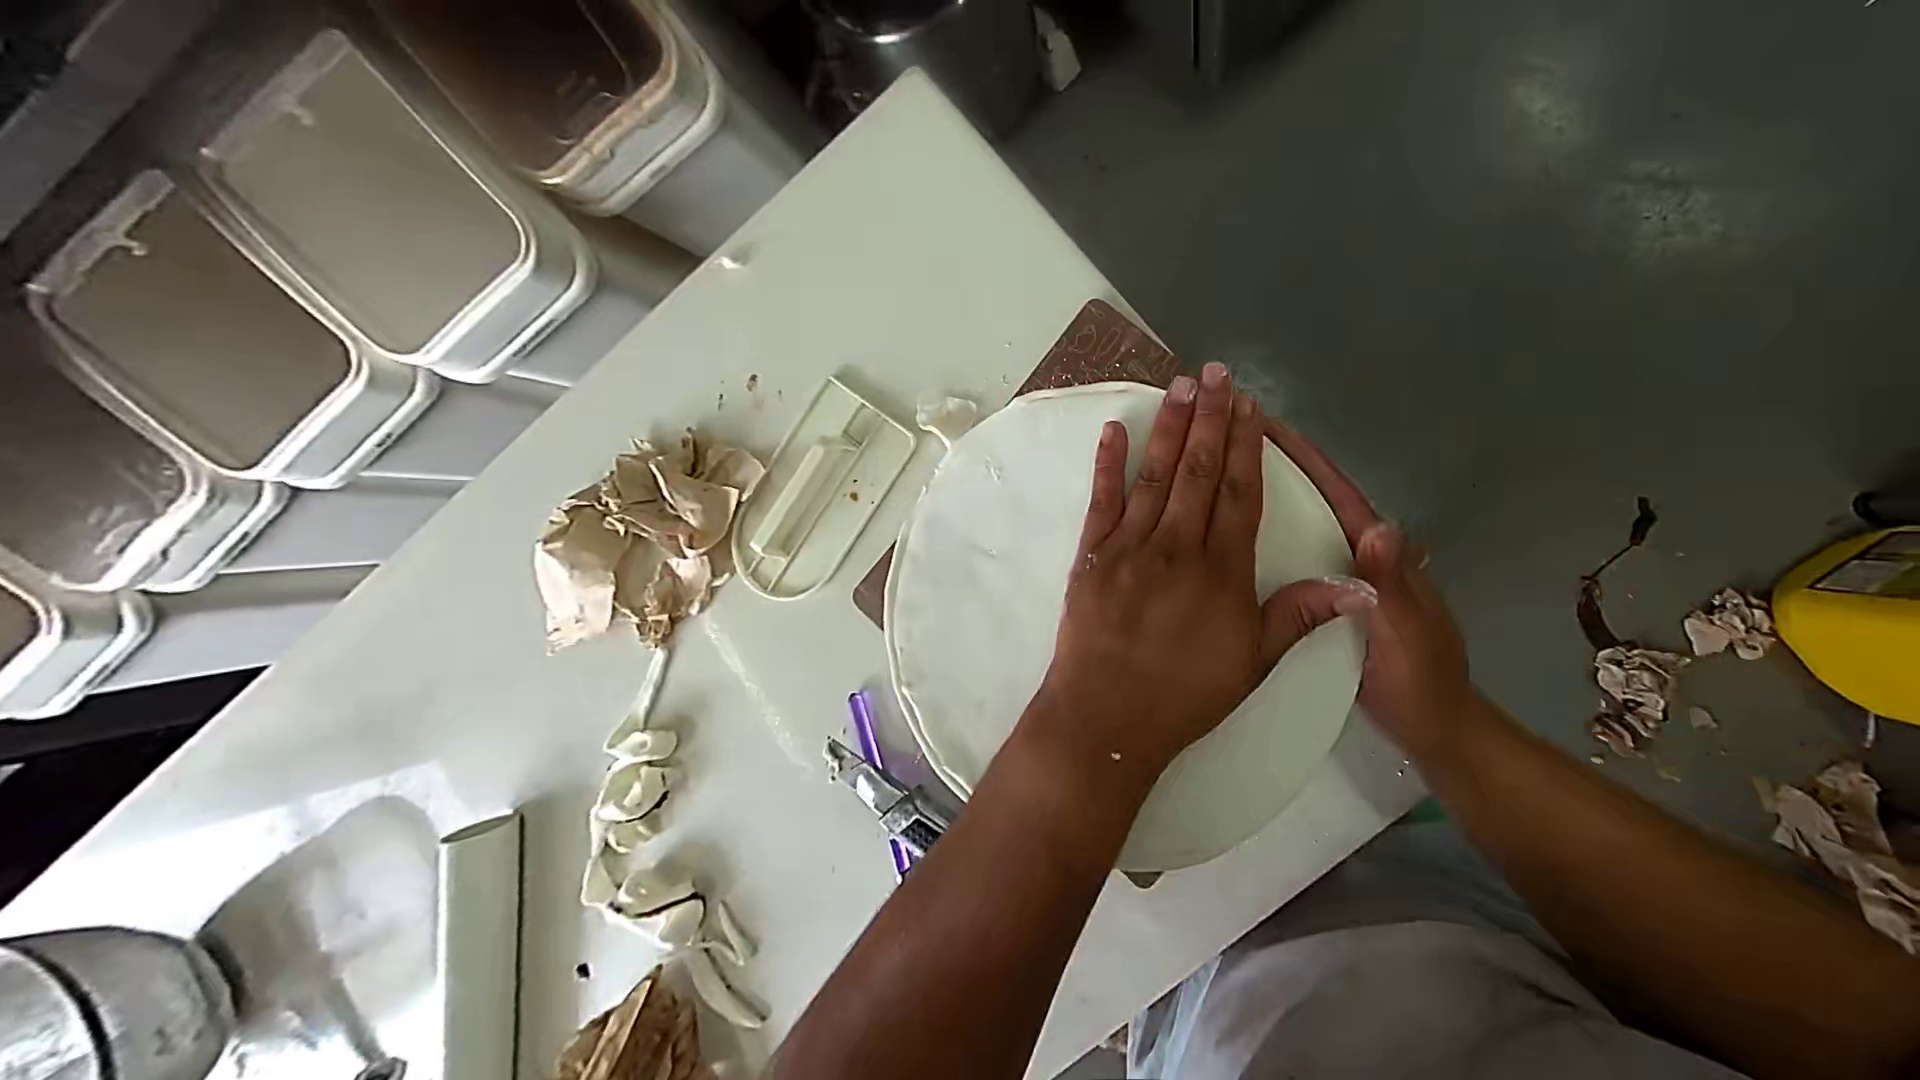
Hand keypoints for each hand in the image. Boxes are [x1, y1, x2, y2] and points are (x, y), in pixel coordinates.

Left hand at [1023, 364, 1358, 781]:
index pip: (1239, 494)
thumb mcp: (1252, 664)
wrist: (1106, 718)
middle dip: (1210, 419)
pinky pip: (1101, 502)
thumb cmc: (1183, 696)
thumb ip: (1296, 617)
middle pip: (1198, 472)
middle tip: (1217, 372)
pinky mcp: (1091, 558)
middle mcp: (1177, 548)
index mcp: (1222, 571)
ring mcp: (1129, 549)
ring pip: (1154, 477)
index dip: (1245, 446)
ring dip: (1168, 428)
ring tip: (1180, 386)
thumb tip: (1357, 587)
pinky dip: (1107, 464)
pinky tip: (1113, 431)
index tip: (1250, 407)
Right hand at [1262, 418, 1473, 755]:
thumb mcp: (1405, 635)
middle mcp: (1363, 558)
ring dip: (1273, 497)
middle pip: (1321, 501)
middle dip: (1284, 467)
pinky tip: (1238, 539)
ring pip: (1307, 526)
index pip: (1342, 497)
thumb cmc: (1419, 682)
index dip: (1309, 461)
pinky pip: (1298, 556)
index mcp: (1381, 557)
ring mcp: (1347, 578)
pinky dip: (1271, 537)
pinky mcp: (1332, 599)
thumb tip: (1379, 528)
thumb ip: (1392, 586)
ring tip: (1226, 478)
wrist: (1432, 727)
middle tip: (1235, 441)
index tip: (1270, 426)